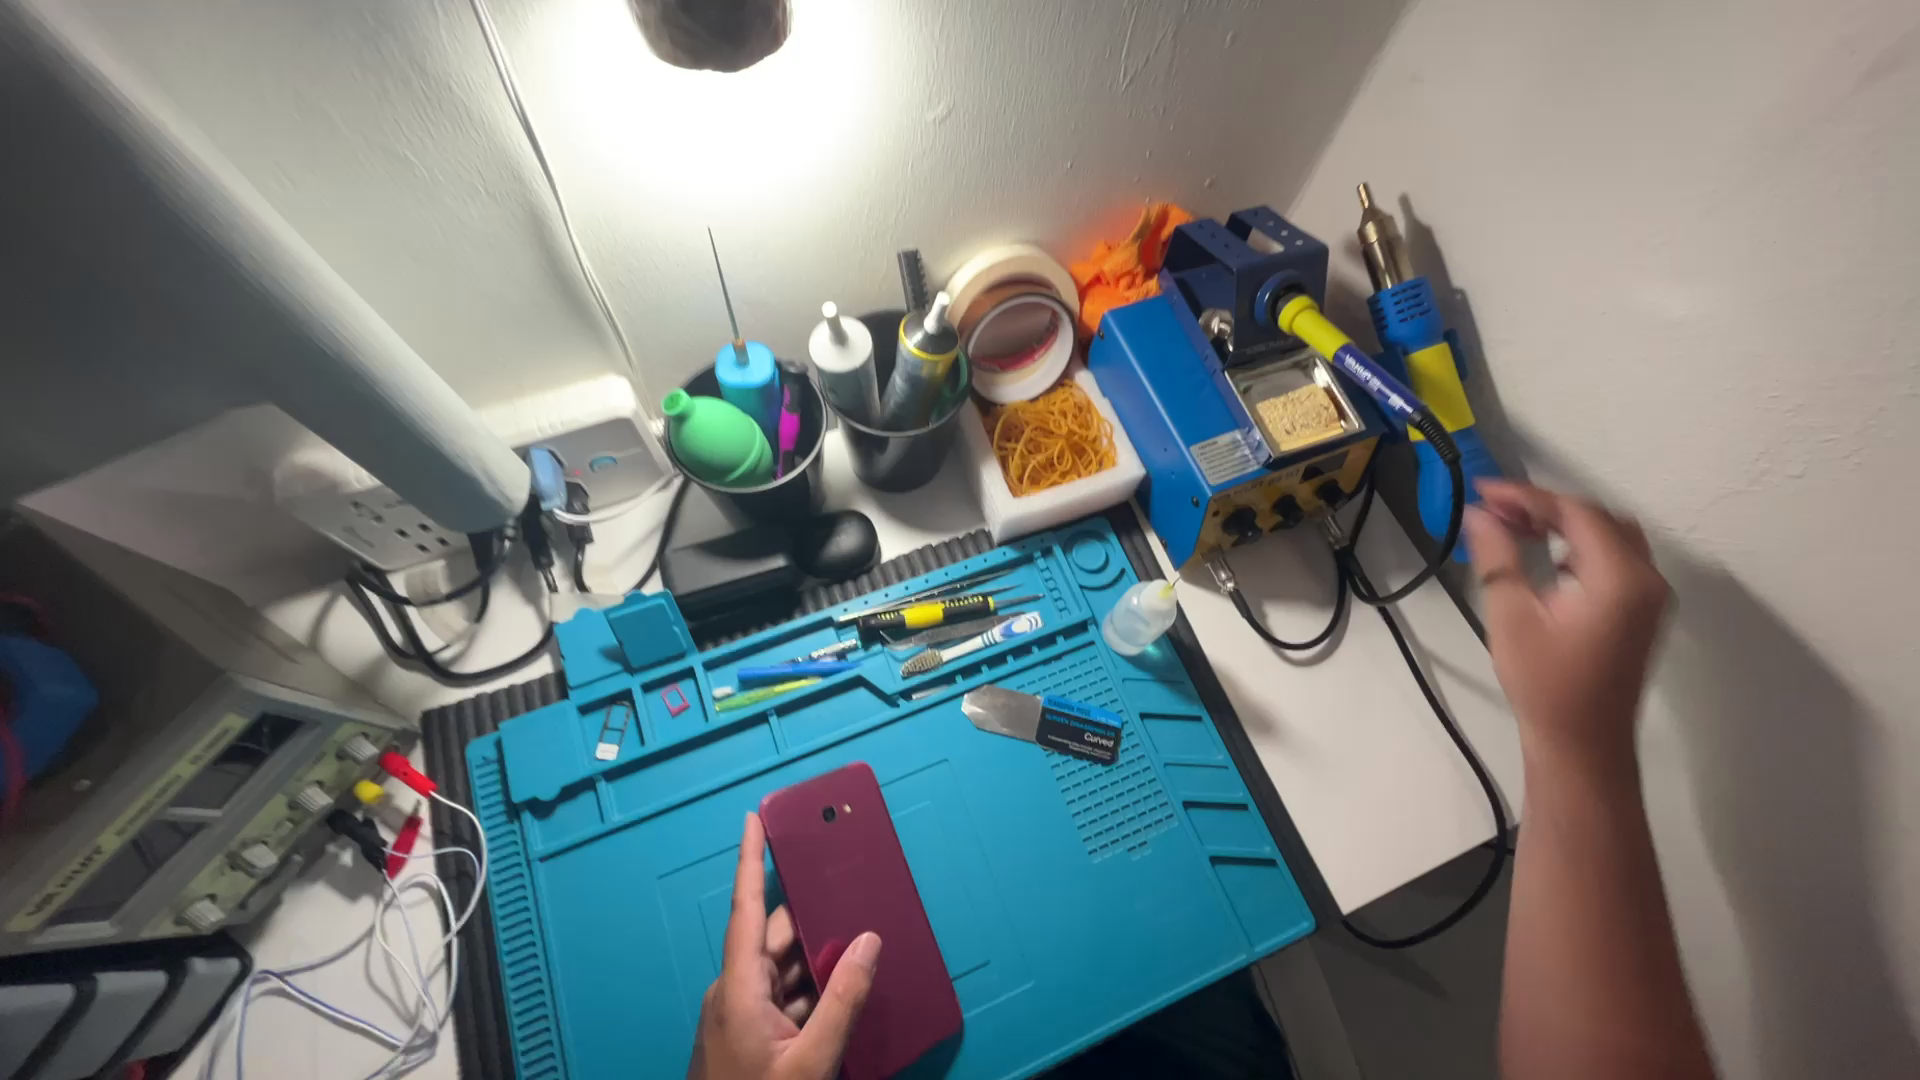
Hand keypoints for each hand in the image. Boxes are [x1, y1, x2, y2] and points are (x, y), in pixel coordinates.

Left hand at [689, 813, 881, 1079]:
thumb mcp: (811, 1063)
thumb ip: (844, 1000)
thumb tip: (869, 939)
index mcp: (739, 987)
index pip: (746, 908)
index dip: (750, 860)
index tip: (753, 818)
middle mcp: (734, 991)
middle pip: (775, 939)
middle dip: (814, 924)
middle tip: (853, 904)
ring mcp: (738, 1015)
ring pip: (782, 969)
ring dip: (816, 962)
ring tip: (856, 949)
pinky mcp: (746, 1034)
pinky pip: (782, 995)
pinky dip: (810, 990)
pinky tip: (841, 992)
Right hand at [1462, 481, 1668, 771]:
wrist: (1581, 739)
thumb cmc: (1543, 681)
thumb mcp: (1511, 615)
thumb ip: (1498, 558)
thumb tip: (1479, 516)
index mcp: (1619, 579)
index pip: (1576, 515)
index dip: (1527, 496)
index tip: (1482, 491)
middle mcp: (1646, 579)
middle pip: (1600, 519)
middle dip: (1546, 505)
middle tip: (1495, 506)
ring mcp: (1648, 596)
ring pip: (1611, 536)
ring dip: (1563, 522)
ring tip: (1512, 524)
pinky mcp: (1638, 609)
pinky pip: (1614, 558)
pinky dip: (1578, 543)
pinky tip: (1544, 552)